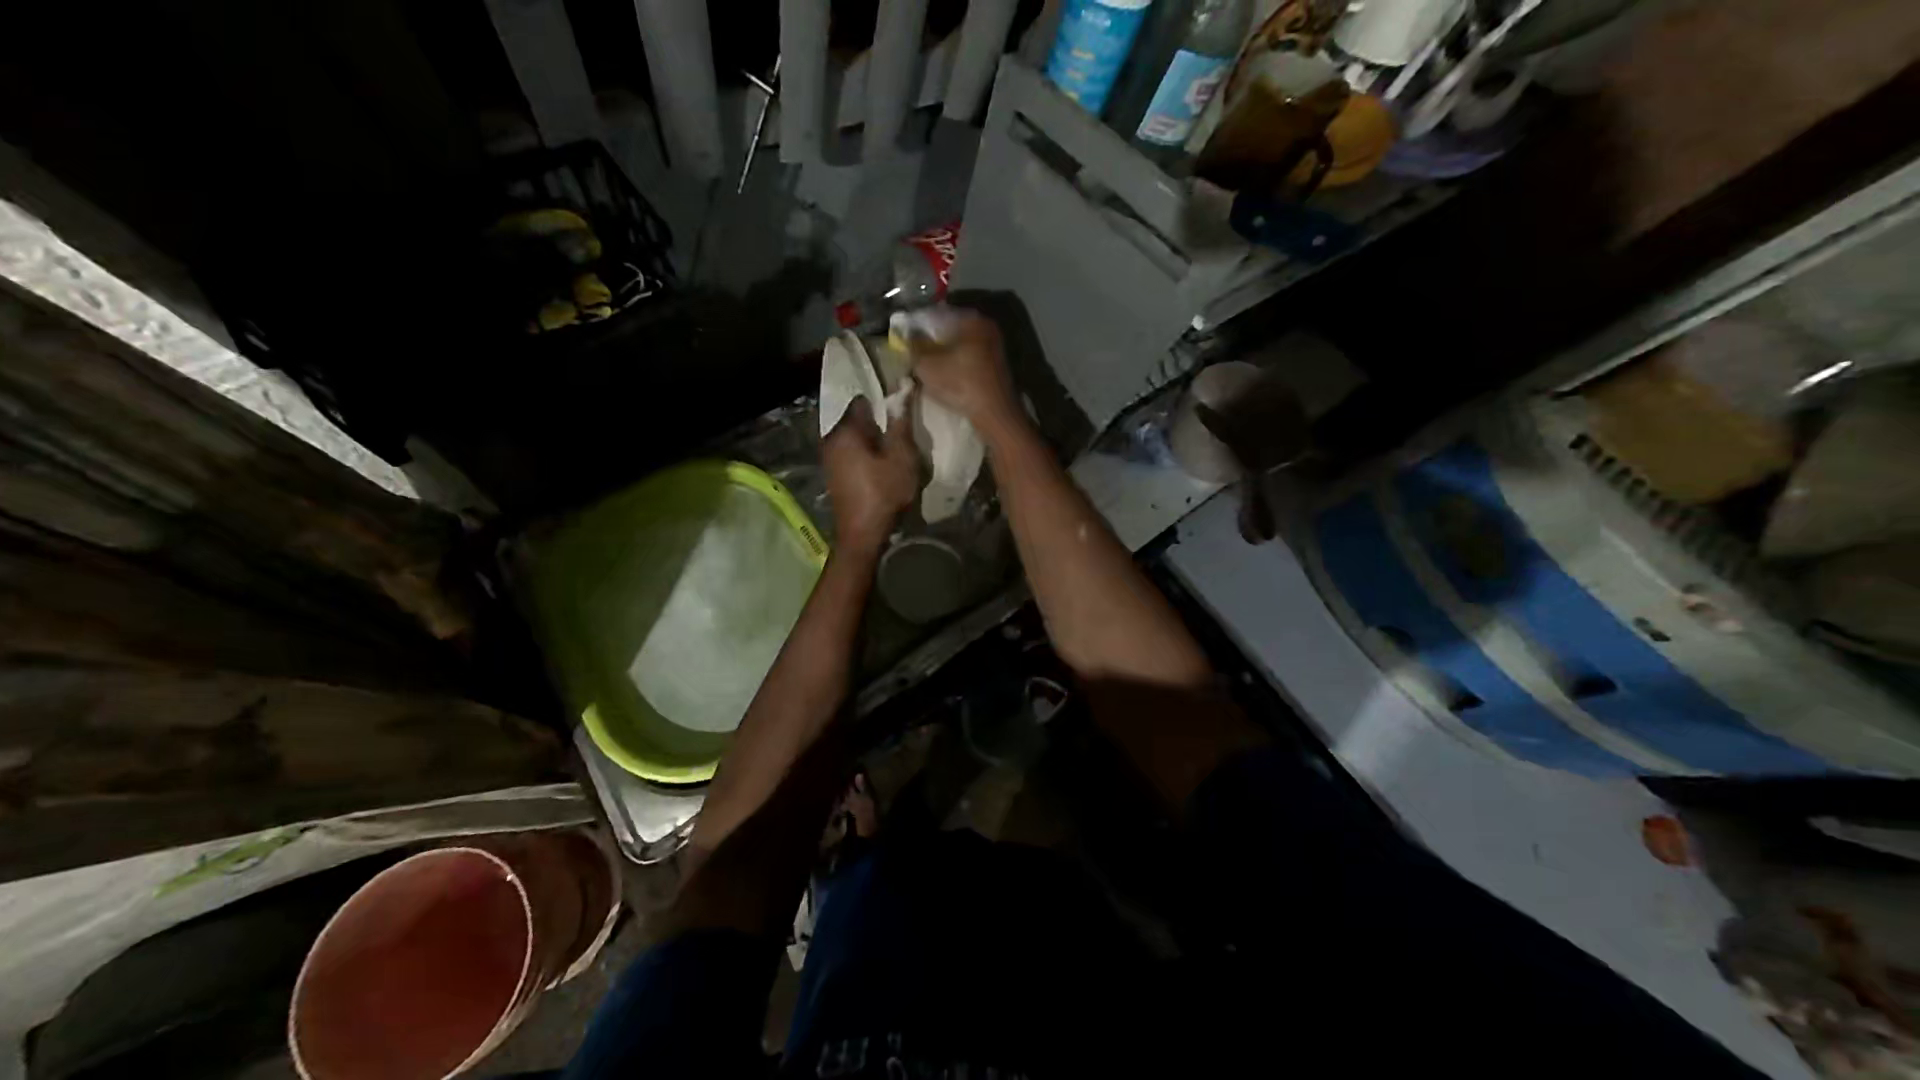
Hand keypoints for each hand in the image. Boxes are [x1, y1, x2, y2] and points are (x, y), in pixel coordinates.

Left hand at [822, 398, 917, 552]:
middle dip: (878, 422)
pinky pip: (850, 454)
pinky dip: (865, 455)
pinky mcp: (833, 475)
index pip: (863, 400)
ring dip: (872, 441)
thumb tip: (902, 388)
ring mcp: (829, 458)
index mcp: (845, 430)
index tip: (902, 410)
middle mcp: (830, 439)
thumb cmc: (884, 492)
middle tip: (902, 433)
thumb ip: (901, 421)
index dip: (884, 401)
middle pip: (857, 420)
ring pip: (854, 438)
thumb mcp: (901, 455)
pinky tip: (881, 466)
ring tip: (895, 450)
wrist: (862, 535)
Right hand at [906, 309, 1019, 431]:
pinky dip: (957, 363)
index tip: (904, 337)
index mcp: (971, 319)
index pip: (936, 314)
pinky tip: (945, 375)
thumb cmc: (961, 384)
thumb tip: (905, 336)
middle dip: (931, 339)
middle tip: (914, 352)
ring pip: (960, 344)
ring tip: (926, 365)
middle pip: (950, 329)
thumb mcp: (927, 366)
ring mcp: (995, 346)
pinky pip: (970, 358)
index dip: (917, 325)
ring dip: (944, 353)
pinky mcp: (997, 365)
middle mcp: (986, 326)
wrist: (996, 414)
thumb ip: (913, 347)